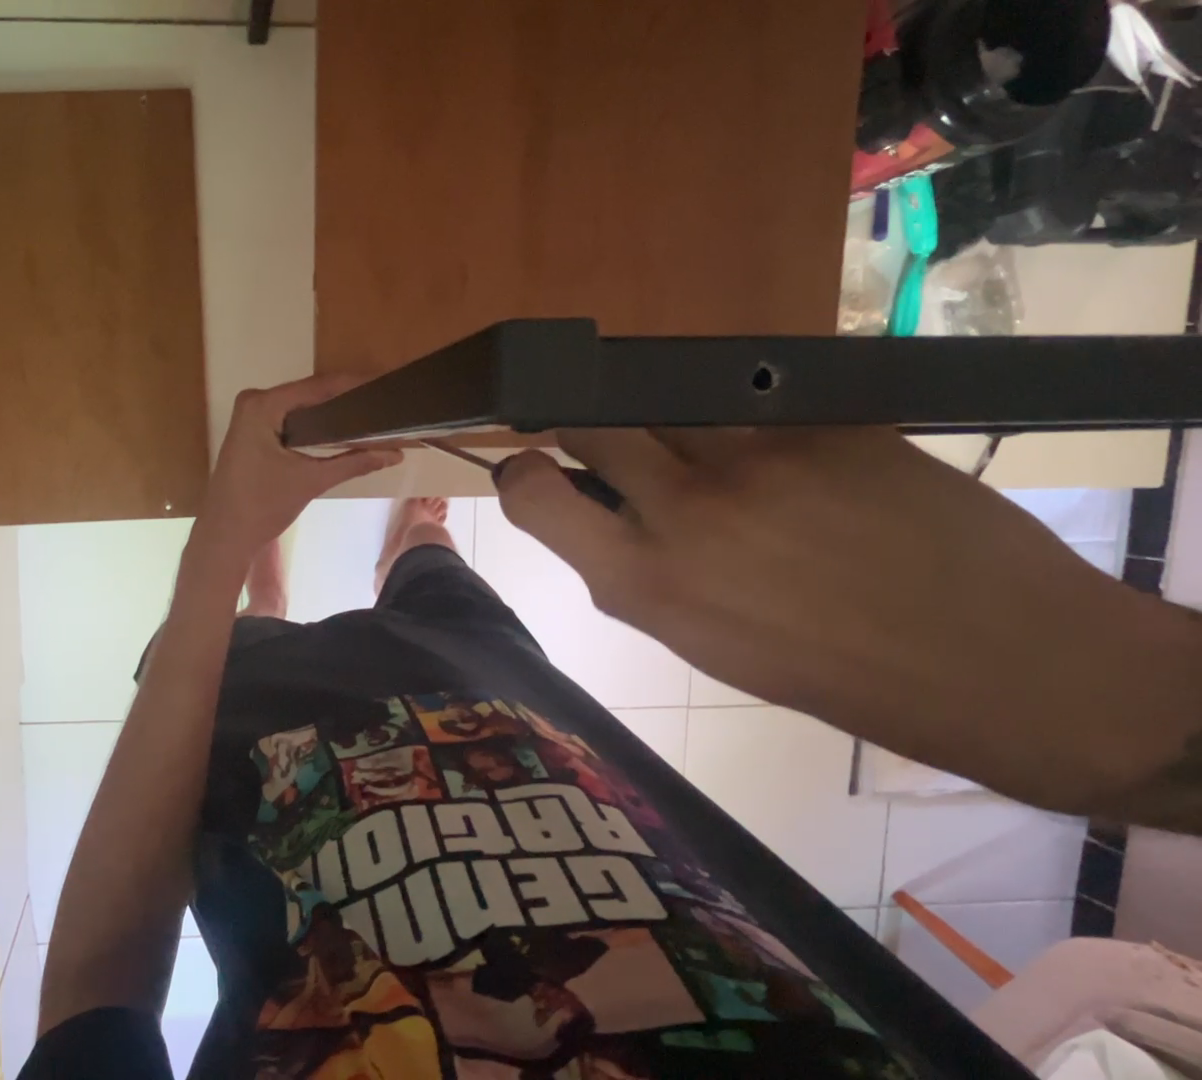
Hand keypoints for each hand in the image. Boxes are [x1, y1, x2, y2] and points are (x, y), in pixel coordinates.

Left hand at [191, 375, 402, 568]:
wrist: (225, 535)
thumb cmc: (263, 506)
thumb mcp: (312, 481)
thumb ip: (354, 462)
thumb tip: (397, 454)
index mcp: (263, 405)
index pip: (318, 386)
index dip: (354, 385)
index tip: (386, 386)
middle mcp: (254, 401)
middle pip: (309, 394)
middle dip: (344, 399)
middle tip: (383, 405)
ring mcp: (249, 416)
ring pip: (300, 406)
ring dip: (330, 412)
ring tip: (369, 416)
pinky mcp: (251, 431)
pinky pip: (288, 419)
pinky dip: (313, 424)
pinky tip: (339, 430)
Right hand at [494, 428, 1201, 815]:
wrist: (989, 656)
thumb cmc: (821, 669)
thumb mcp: (695, 639)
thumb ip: (632, 571)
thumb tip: (597, 515)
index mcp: (641, 580)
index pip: (531, 491)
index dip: (520, 471)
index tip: (536, 468)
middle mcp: (684, 508)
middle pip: (589, 422)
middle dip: (583, 427)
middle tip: (612, 444)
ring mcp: (757, 456)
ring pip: (667, 402)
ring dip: (667, 423)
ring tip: (713, 454)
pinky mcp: (827, 422)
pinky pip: (752, 405)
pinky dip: (749, 425)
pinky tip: (792, 460)